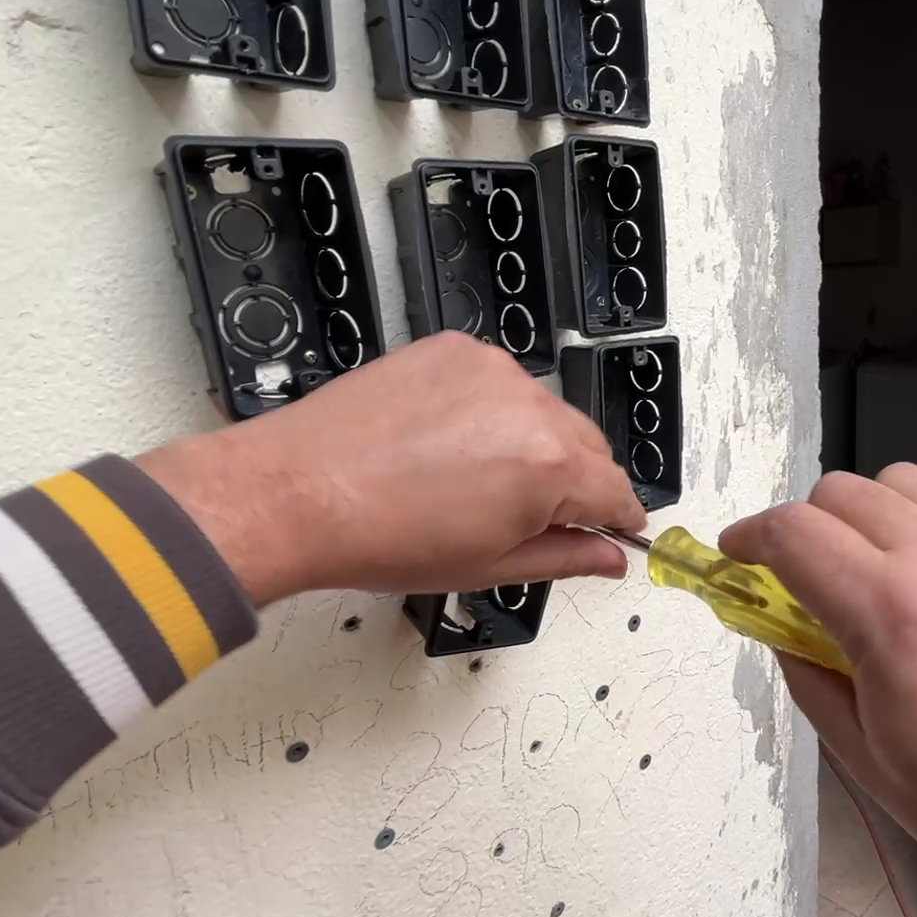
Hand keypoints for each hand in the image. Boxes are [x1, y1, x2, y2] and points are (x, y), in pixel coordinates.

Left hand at [138, 332, 646, 601]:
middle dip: (577, 483)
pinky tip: (454, 442)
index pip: (617, 491)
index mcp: (548, 466)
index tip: (617, 526)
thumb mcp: (491, 565)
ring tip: (478, 476)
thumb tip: (608, 556)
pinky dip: (495, 411)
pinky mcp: (457, 350)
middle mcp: (530, 406)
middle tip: (533, 513)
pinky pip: (503, 383)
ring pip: (548, 412)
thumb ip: (567, 557)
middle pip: (590, 447)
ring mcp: (492, 371)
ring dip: (535, 443)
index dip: (620, 517)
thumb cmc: (379, 533)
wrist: (295, 491)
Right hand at [719, 465, 916, 916]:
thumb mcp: (871, 762)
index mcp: (895, 615)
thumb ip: (809, 677)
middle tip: (807, 577)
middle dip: (805, 527)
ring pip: (902, 481)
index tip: (739, 552)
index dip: (749, 538)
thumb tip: (782, 632)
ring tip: (877, 571)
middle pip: (840, 490)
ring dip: (868, 516)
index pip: (791, 533)